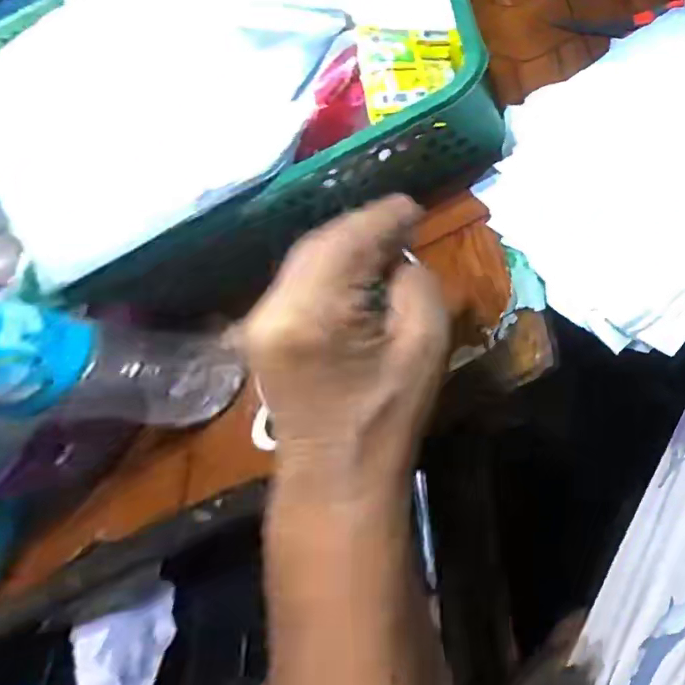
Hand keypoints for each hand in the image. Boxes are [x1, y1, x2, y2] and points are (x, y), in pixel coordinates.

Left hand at [234, 195, 449, 497]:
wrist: (336, 479)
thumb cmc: (388, 417)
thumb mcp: (424, 346)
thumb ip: (416, 285)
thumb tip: (397, 260)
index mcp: (311, 314)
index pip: (346, 242)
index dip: (383, 216)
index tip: (415, 206)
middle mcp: (272, 309)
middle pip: (319, 243)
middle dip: (364, 225)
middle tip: (406, 218)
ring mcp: (259, 321)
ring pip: (307, 257)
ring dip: (349, 242)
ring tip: (390, 237)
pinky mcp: (263, 332)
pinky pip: (301, 279)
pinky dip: (334, 264)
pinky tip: (362, 265)